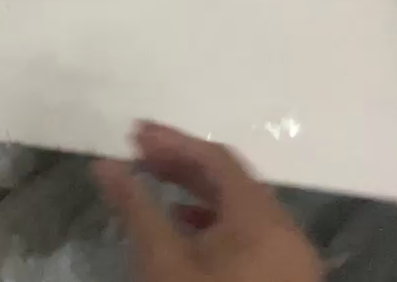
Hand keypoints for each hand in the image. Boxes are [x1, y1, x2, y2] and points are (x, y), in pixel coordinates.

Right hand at [94, 122, 321, 281]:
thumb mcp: (162, 258)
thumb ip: (134, 205)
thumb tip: (104, 164)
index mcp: (263, 223)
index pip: (218, 160)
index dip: (173, 140)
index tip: (130, 134)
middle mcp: (288, 236)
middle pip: (234, 180)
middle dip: (181, 160)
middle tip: (135, 151)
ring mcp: (292, 263)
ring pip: (242, 206)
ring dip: (194, 186)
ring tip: (152, 179)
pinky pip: (251, 232)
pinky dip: (213, 215)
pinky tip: (183, 222)